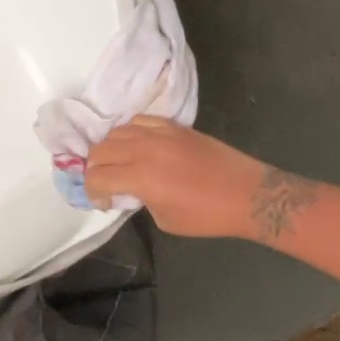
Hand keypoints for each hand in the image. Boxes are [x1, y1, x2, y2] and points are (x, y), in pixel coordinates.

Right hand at [85, 117, 283, 238]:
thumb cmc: (207, 215)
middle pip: (99, 150)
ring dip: (110, 149)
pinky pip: (139, 121)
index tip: (103, 202)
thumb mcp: (164, 219)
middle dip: (95, 169)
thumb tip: (130, 190)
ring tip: (119, 164)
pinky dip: (130, 133)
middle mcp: (144, 150)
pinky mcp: (174, 127)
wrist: (246, 194)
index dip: (92, 192)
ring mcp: (159, 134)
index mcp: (140, 177)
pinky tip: (137, 146)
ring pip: (116, 132)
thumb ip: (140, 200)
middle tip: (105, 184)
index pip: (96, 177)